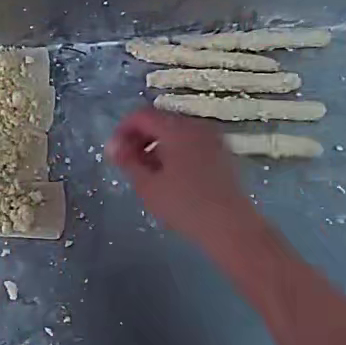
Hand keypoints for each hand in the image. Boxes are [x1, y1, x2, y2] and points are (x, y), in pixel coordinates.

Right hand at [106, 109, 267, 247]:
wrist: (232, 228)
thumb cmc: (184, 205)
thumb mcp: (147, 185)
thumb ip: (127, 161)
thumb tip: (113, 147)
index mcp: (176, 128)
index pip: (142, 115)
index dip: (122, 130)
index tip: (114, 152)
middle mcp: (196, 126)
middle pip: (160, 120)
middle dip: (139, 138)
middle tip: (128, 162)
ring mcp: (213, 139)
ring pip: (176, 132)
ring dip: (156, 146)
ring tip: (148, 172)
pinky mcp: (223, 154)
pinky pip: (192, 143)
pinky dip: (175, 152)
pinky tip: (171, 177)